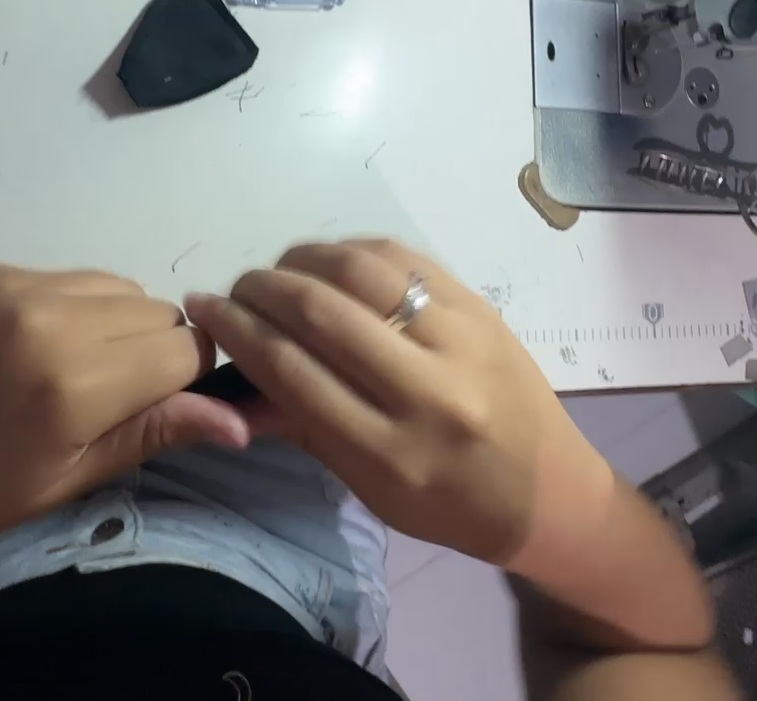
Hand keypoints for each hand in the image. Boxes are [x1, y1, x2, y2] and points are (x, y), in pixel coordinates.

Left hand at [0, 266, 248, 575]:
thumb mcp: (64, 480)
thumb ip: (155, 433)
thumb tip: (242, 420)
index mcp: (72, 382)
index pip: (185, 350)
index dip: (184, 382)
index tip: (151, 408)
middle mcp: (52, 315)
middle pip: (159, 311)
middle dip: (154, 351)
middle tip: (105, 397)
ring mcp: (17, 283)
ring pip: (121, 288)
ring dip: (120, 324)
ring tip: (71, 369)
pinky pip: (72, 277)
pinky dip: (77, 308)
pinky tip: (34, 345)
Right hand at [184, 240, 613, 565]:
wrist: (551, 490)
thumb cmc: (449, 505)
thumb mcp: (368, 488)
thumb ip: (298, 424)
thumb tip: (232, 372)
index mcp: (393, 453)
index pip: (293, 372)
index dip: (237, 331)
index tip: (204, 309)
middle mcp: (429, 391)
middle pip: (320, 312)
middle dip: (260, 289)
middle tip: (237, 288)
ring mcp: (461, 338)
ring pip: (359, 269)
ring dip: (301, 259)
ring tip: (278, 271)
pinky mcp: (480, 304)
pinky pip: (401, 256)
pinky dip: (350, 250)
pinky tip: (329, 261)